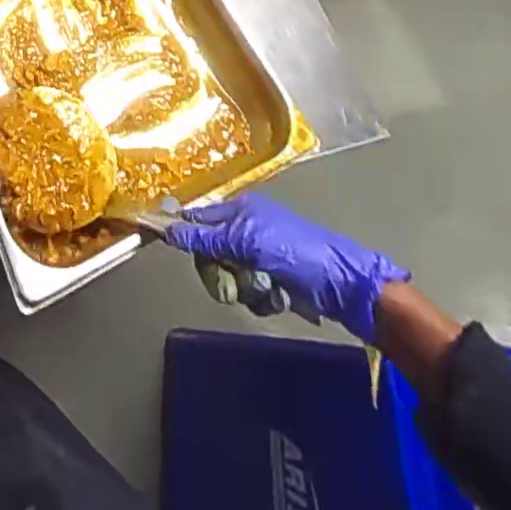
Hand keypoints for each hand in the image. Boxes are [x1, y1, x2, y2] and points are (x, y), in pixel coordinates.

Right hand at [165, 194, 408, 342]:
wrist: (343, 286)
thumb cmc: (297, 254)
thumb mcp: (247, 242)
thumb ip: (205, 237)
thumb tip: (167, 228)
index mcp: (240, 211)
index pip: (197, 220)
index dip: (184, 236)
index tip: (169, 248)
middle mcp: (246, 230)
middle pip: (209, 254)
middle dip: (221, 273)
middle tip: (234, 282)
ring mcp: (259, 256)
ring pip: (228, 277)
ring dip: (245, 288)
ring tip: (267, 288)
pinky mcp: (271, 279)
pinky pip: (247, 292)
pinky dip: (261, 298)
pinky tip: (278, 296)